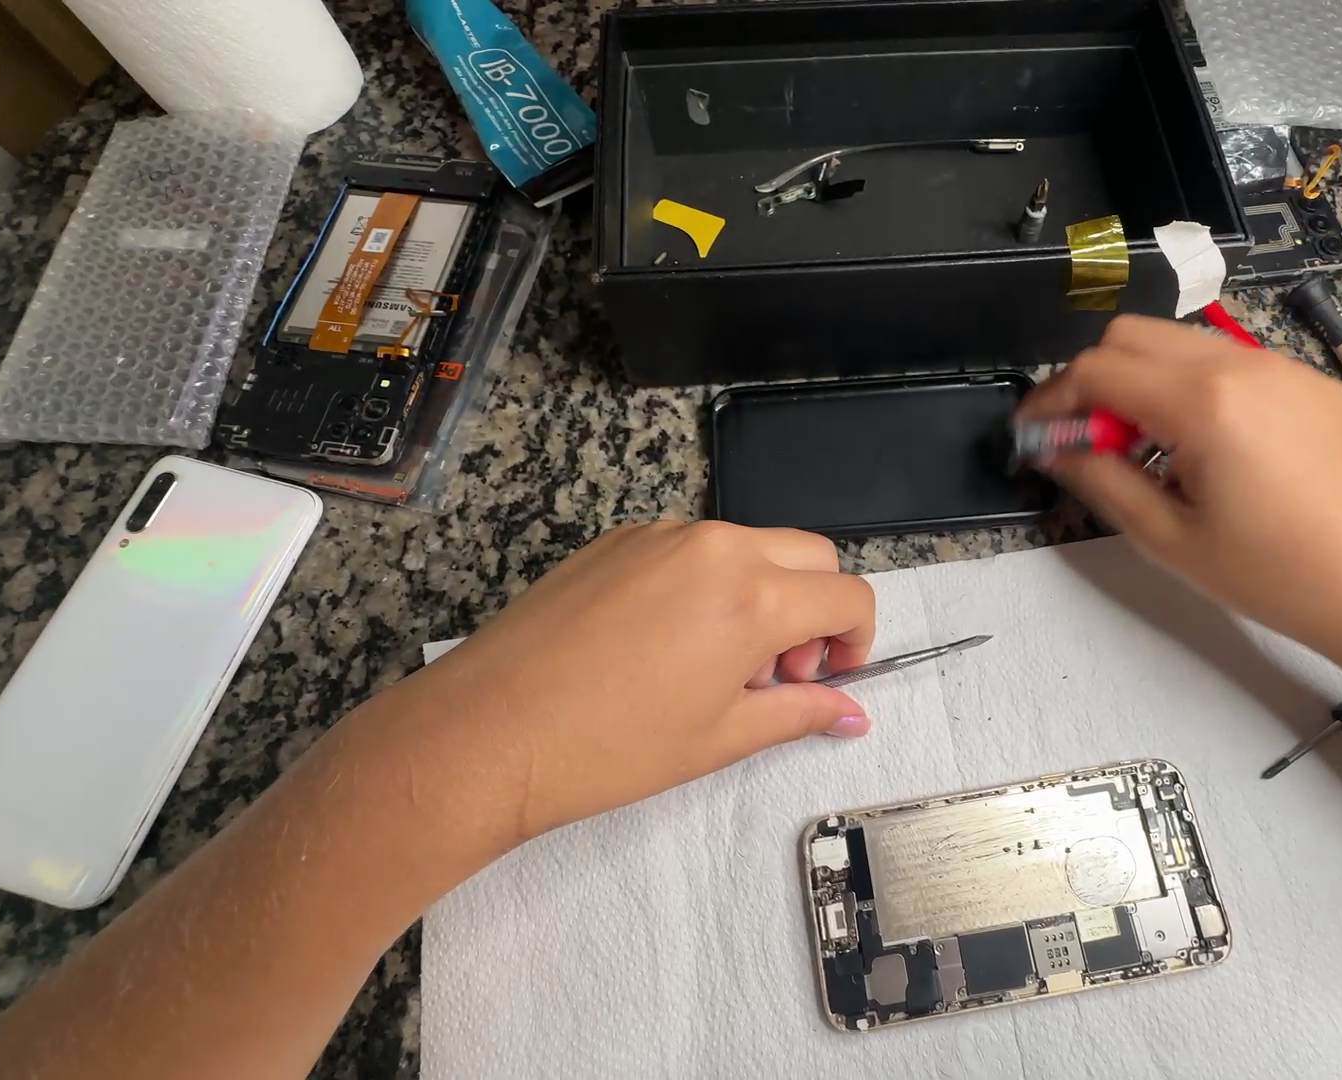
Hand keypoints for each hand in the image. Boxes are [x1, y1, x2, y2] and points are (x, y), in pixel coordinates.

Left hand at [371, 521, 875, 852]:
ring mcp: (663, 534)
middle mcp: (715, 547)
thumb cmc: (609, 748)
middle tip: (776, 671)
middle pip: (809, 554)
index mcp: (752, 596)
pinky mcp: (620, 538)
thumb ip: (800, 713)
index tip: (832, 675)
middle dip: (815, 608)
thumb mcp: (720, 738)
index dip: (857, 637)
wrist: (484, 732)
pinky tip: (666, 639)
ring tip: (716, 659)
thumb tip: (853, 714)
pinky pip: (694, 546)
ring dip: (762, 592)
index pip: (847, 594)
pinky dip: (710, 581)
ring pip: (751, 546)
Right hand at [1019, 315, 1341, 658]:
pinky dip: (1184, 388)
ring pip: (1178, 343)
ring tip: (1140, 448)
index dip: (1050, 398)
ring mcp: (1282, 367)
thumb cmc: (1274, 575)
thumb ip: (1099, 478)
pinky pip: (1223, 362)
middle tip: (1084, 439)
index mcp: (1204, 403)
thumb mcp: (1166, 537)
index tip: (1032, 433)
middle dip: (1090, 379)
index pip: (1097, 369)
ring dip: (1138, 381)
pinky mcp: (1307, 383)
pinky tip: (1196, 447)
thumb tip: (1054, 448)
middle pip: (1132, 335)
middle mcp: (1243, 365)